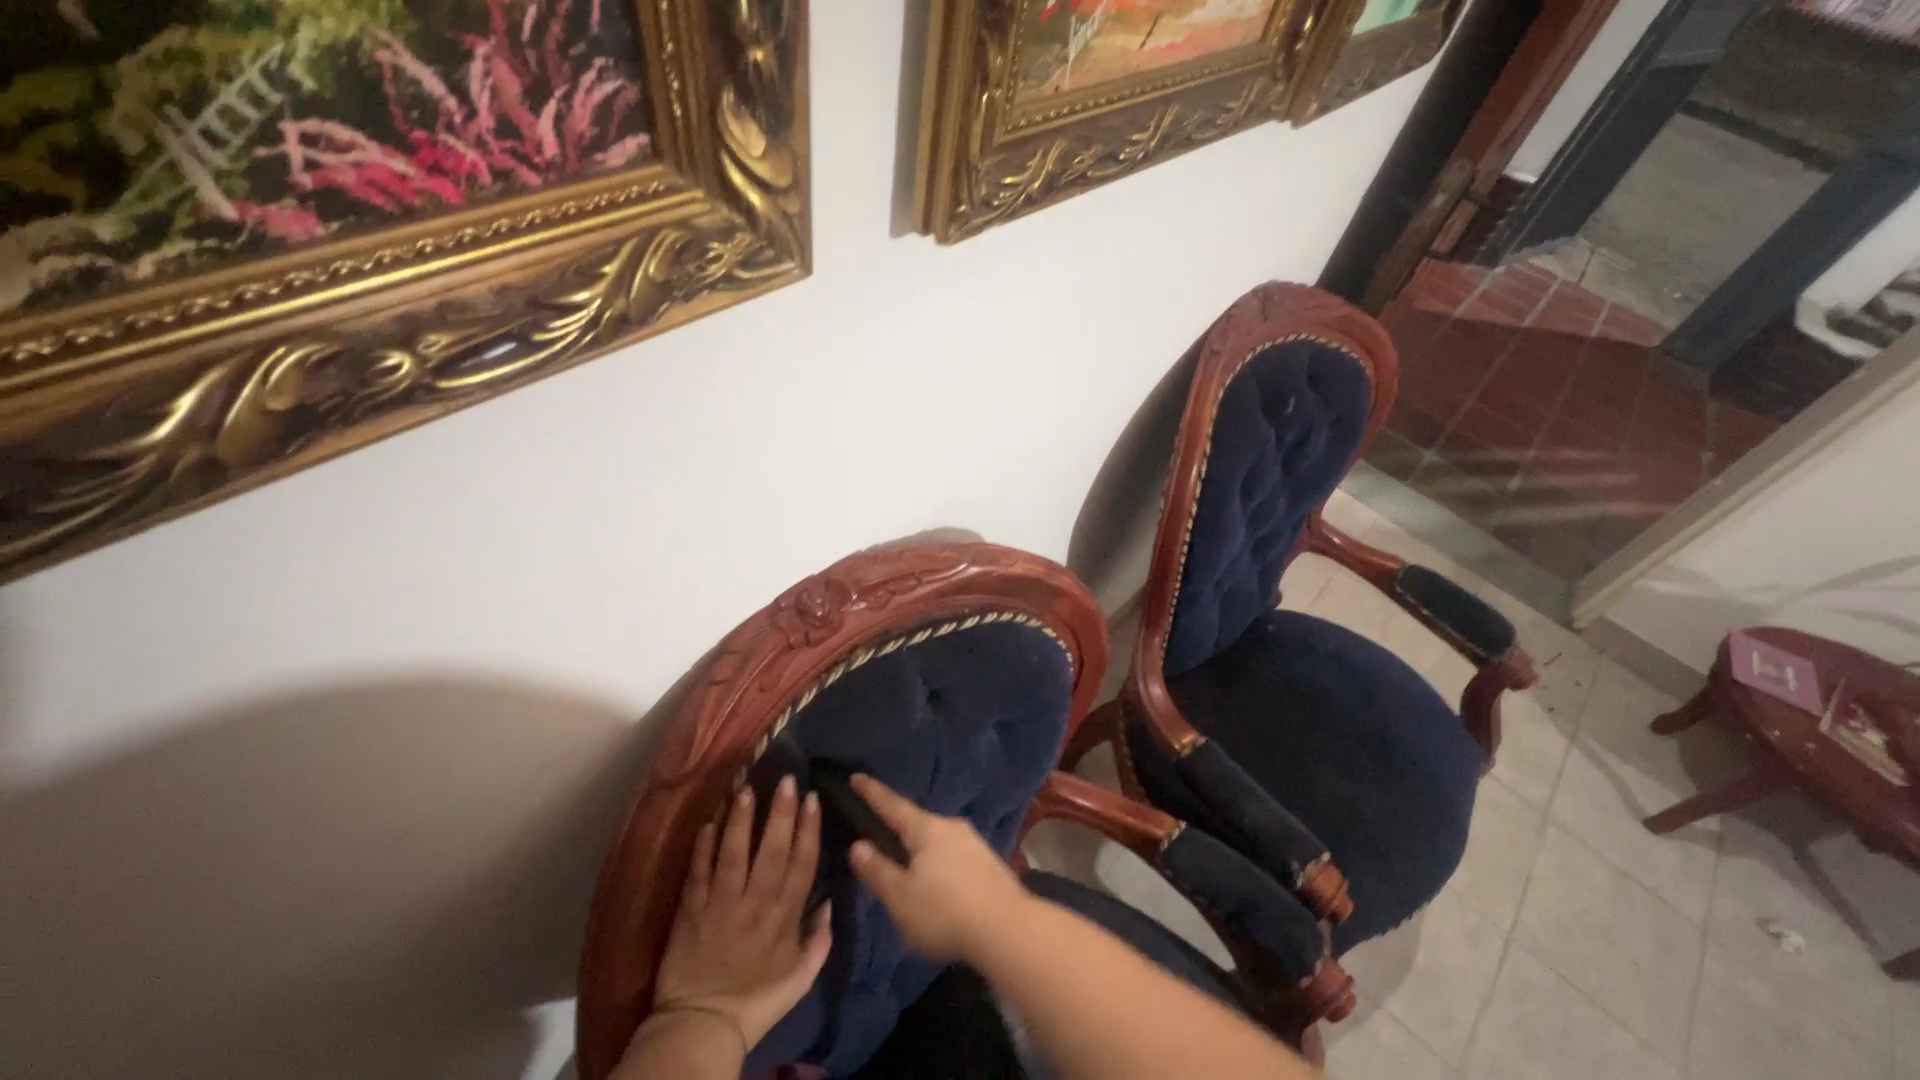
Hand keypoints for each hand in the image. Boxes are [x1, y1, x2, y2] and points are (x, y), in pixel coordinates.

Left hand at [652, 776, 832, 1047]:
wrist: (703, 1024)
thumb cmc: (759, 1002)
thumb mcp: (802, 977)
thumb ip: (820, 939)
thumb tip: (830, 902)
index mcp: (785, 917)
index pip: (802, 863)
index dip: (808, 829)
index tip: (812, 799)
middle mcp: (756, 903)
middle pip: (771, 850)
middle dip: (780, 812)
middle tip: (786, 779)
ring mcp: (721, 903)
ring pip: (733, 852)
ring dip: (741, 819)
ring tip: (746, 787)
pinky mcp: (691, 910)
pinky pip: (698, 870)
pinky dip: (703, 845)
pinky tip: (709, 820)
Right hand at [846, 773, 1032, 963]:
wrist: (1009, 930)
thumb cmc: (945, 912)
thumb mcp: (900, 897)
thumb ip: (877, 870)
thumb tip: (858, 845)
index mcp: (926, 829)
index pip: (892, 805)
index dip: (871, 793)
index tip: (856, 777)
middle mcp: (952, 827)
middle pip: (917, 824)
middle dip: (899, 829)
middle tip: (879, 837)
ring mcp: (975, 844)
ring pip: (938, 842)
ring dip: (921, 851)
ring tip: (908, 869)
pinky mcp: (990, 865)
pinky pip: (954, 857)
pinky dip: (940, 865)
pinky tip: (938, 884)